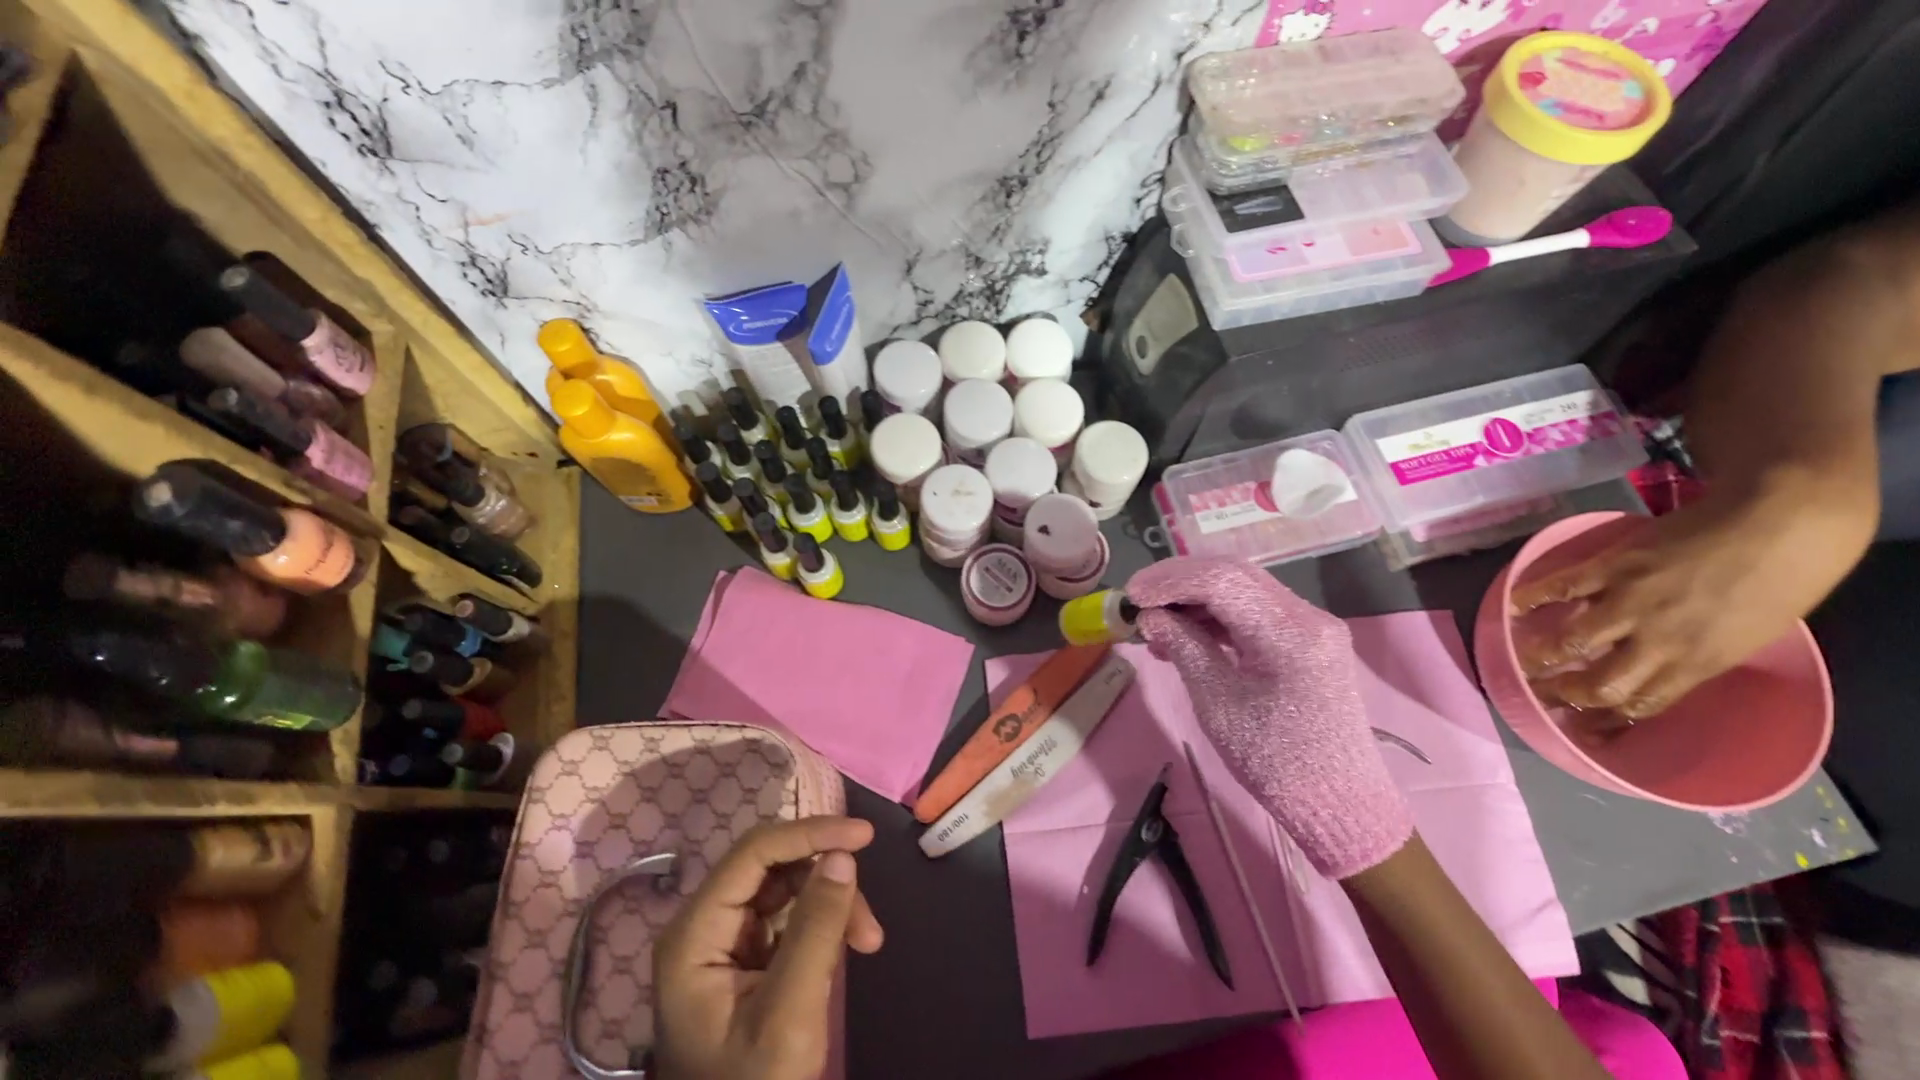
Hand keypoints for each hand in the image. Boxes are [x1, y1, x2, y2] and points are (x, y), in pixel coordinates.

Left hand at [653, 817, 883, 1079]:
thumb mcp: (790, 1013)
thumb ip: (816, 930)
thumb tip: (842, 856)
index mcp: (695, 934)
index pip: (753, 854)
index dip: (809, 834)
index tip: (864, 836)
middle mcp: (703, 927)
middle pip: (771, 869)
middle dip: (826, 880)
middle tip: (869, 919)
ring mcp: (723, 943)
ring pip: (787, 890)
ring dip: (832, 905)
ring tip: (868, 942)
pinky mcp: (745, 960)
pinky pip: (789, 919)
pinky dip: (824, 925)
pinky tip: (849, 946)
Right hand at [1127, 557, 1411, 880]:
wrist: (1337, 800)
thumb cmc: (1274, 760)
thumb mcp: (1217, 705)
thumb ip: (1184, 648)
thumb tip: (1150, 617)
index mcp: (1289, 633)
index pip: (1222, 581)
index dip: (1170, 581)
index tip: (1131, 596)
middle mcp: (1306, 616)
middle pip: (1234, 574)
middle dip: (1180, 581)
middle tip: (1138, 599)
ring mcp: (1311, 624)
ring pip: (1244, 587)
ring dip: (1196, 596)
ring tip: (1156, 621)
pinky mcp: (1307, 638)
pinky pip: (1255, 610)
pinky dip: (1218, 614)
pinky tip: (1187, 633)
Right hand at [1512, 485, 1870, 721]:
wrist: (1782, 521)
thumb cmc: (1784, 580)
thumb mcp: (1747, 635)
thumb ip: (1695, 653)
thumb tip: (1655, 662)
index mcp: (1698, 663)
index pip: (1640, 705)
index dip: (1604, 721)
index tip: (1580, 727)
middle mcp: (1659, 642)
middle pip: (1598, 685)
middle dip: (1562, 695)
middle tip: (1538, 693)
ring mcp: (1631, 602)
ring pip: (1572, 642)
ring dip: (1540, 655)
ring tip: (1521, 657)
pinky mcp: (1612, 567)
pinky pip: (1563, 587)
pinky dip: (1533, 597)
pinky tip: (1514, 604)